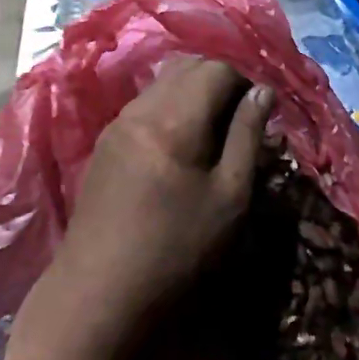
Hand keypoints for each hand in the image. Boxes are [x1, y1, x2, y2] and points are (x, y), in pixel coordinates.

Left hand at [0, 56, 273, 359]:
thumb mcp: (228, 197)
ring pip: (165, 80)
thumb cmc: (174, 249)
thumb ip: (248, 136)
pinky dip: (171, 104)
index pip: (218, 69)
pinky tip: (180, 142)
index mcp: (175, 119)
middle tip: (239, 117)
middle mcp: (143, 107)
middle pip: (189, 65)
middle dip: (221, 79)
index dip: (245, 82)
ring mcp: (119, 121)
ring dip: (194, 90)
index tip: (259, 112)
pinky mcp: (106, 140)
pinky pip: (146, 101)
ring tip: (212, 129)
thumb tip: (263, 91)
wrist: (95, 294)